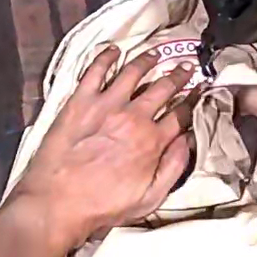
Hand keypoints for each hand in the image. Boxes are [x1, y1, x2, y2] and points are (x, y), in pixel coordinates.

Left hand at [6, 47, 194, 246]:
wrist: (56, 203)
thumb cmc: (101, 207)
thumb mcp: (149, 199)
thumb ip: (173, 168)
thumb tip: (187, 142)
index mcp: (152, 141)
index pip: (181, 114)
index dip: (193, 100)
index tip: (199, 91)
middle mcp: (134, 117)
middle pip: (163, 87)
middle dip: (179, 75)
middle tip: (186, 67)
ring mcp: (106, 104)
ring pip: (134, 72)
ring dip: (148, 60)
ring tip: (156, 53)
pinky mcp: (80, 100)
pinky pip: (96, 70)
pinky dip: (106, 57)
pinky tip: (113, 50)